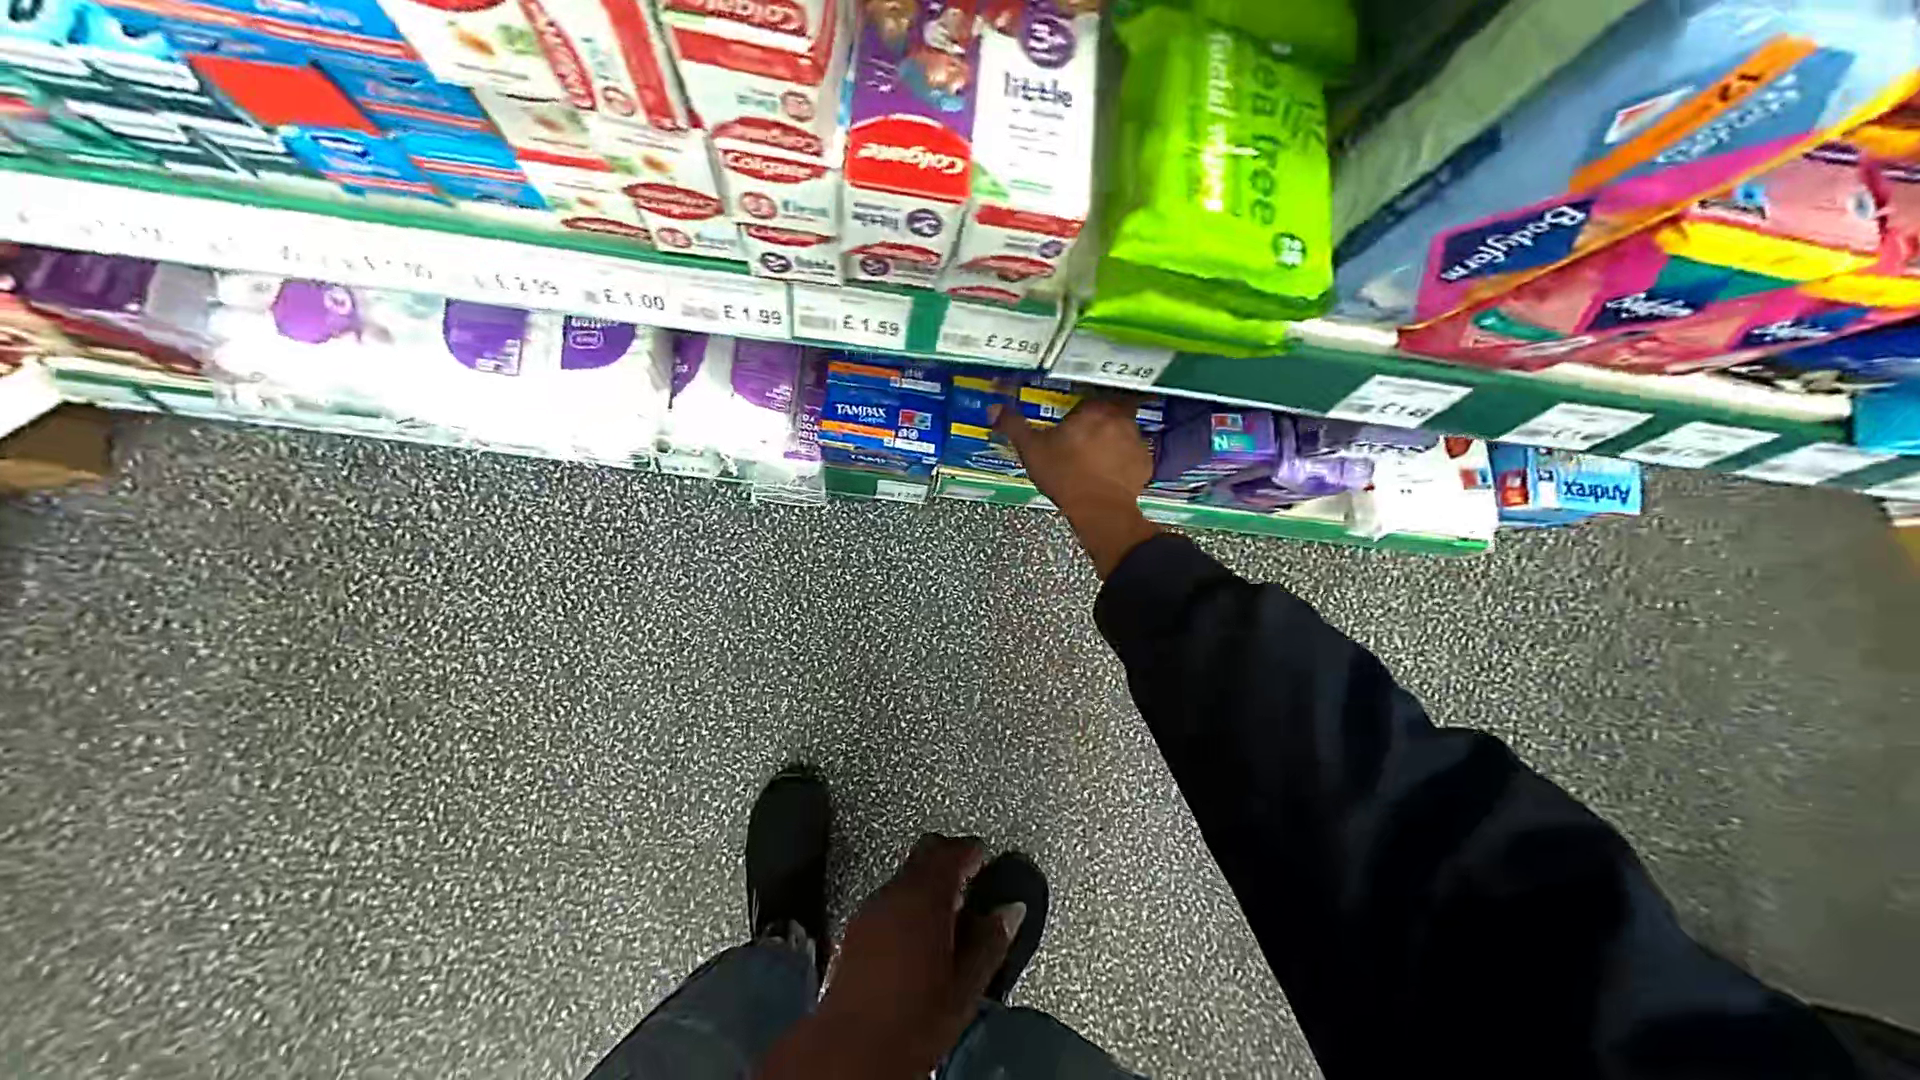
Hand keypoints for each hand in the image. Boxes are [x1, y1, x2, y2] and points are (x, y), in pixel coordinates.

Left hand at [759, 835, 1023, 1079]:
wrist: (851, 1051)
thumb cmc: (915, 1021)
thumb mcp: (965, 986)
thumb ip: (990, 941)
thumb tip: (1011, 911)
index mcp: (924, 897)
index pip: (951, 850)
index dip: (972, 849)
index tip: (985, 857)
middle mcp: (893, 893)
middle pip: (924, 853)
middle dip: (948, 859)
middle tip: (970, 878)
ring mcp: (869, 909)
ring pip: (904, 876)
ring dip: (926, 884)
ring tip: (948, 914)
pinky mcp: (854, 929)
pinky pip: (888, 898)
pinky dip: (907, 902)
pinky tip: (918, 935)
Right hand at [994, 398, 1159, 577]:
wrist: (1098, 509)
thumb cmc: (1065, 475)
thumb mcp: (1031, 450)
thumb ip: (1014, 426)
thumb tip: (995, 410)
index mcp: (1092, 410)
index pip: (1087, 399)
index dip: (1078, 412)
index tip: (1070, 424)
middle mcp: (1119, 419)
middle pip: (1110, 412)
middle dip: (1098, 423)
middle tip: (1082, 441)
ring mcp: (1136, 441)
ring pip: (1123, 432)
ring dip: (1112, 440)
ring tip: (1095, 459)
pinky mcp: (1145, 463)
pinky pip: (1134, 456)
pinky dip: (1124, 462)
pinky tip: (1109, 474)